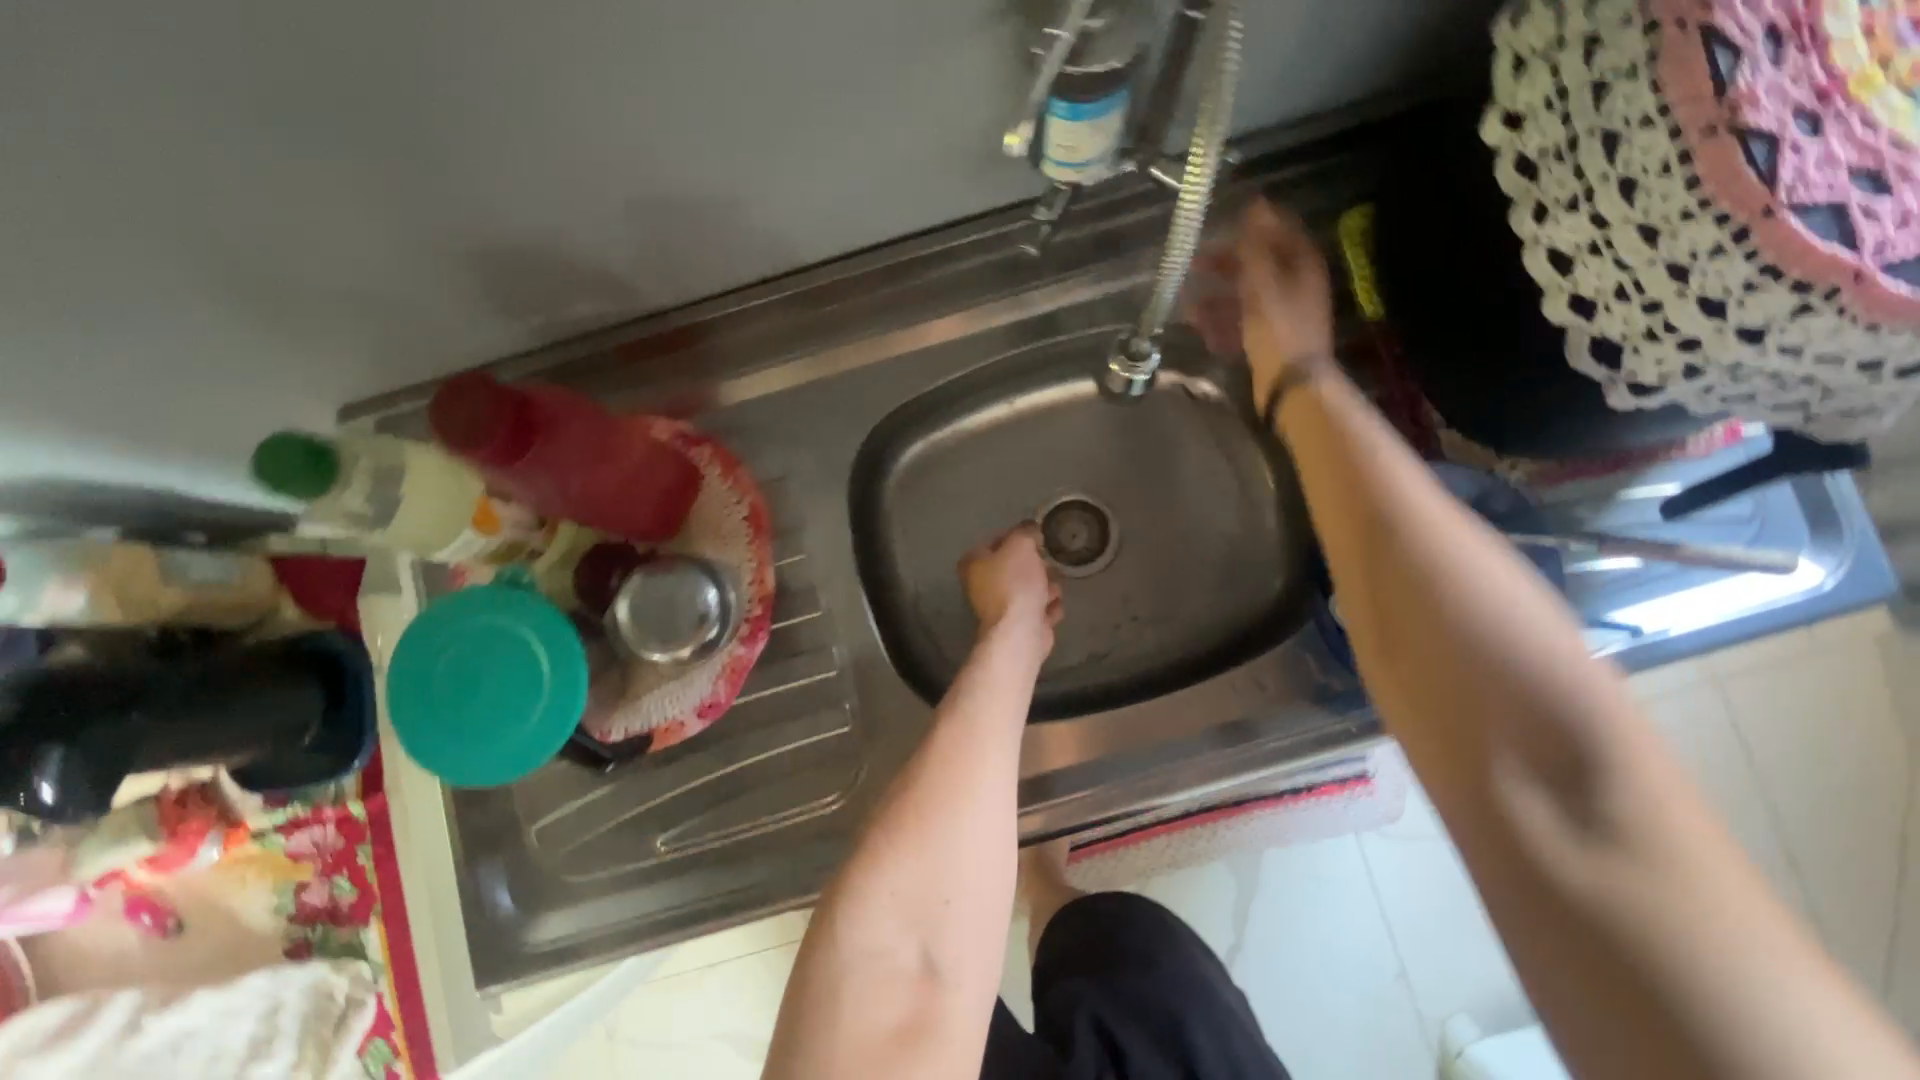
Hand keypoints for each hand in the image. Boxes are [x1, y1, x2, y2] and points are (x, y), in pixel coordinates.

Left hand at [958, 524, 1062, 653]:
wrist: (1020, 629)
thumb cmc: (1015, 582)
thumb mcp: (1020, 545)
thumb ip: (1025, 531)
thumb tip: (1030, 528)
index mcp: (974, 564)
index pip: (995, 542)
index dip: (1017, 537)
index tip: (1036, 538)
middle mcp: (982, 585)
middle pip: (1012, 567)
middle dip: (1034, 565)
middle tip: (1048, 563)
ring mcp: (999, 608)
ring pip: (1026, 590)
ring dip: (1045, 587)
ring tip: (1054, 587)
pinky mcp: (1017, 626)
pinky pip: (1036, 610)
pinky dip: (1047, 608)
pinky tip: (1055, 605)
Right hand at [1184, 199, 1335, 404]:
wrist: (1291, 384)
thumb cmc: (1279, 328)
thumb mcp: (1264, 282)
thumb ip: (1257, 244)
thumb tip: (1256, 204)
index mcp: (1301, 264)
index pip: (1280, 230)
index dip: (1253, 223)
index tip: (1223, 221)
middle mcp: (1295, 284)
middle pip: (1258, 264)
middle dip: (1225, 264)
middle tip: (1193, 262)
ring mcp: (1283, 313)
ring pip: (1246, 295)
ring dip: (1216, 297)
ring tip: (1187, 303)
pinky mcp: (1270, 337)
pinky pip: (1242, 322)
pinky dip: (1221, 322)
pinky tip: (1198, 327)